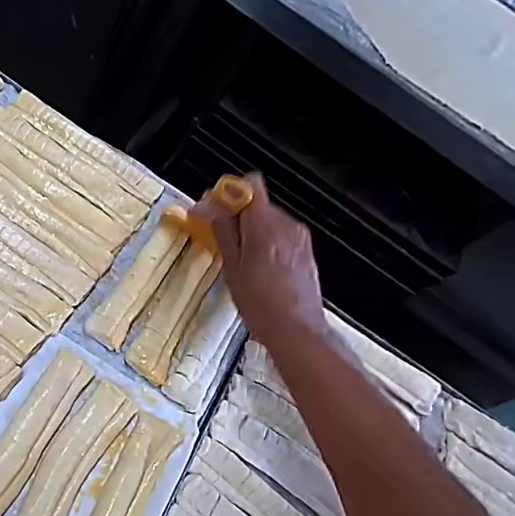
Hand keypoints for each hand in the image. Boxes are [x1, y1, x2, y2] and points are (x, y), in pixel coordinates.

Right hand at [188, 173, 326, 347]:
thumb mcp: (232, 267)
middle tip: (219, 238)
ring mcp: (298, 237)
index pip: (249, 185)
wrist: (296, 330)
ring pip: (268, 219)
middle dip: (236, 215)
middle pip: (257, 202)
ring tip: (239, 260)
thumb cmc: (264, 306)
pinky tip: (256, 268)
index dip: (228, 193)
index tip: (214, 209)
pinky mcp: (304, 250)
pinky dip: (265, 243)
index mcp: (265, 225)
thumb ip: (222, 230)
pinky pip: (280, 235)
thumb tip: (210, 206)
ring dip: (251, 231)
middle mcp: (286, 225)